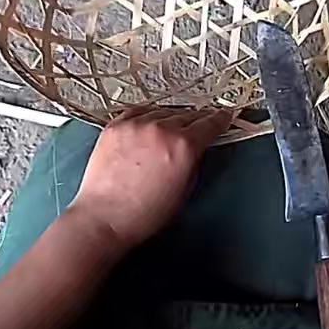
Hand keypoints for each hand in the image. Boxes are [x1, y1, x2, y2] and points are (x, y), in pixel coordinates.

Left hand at [65, 105, 236, 251]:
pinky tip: (150, 124)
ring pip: (164, 110)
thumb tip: (199, 146)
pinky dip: (149, 116)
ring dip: (172, 118)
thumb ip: (195, 160)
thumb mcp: (186, 188)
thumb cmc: (145, 213)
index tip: (223, 117)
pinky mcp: (116, 125)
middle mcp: (161, 129)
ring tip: (171, 130)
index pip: (210, 122)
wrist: (105, 218)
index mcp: (184, 146)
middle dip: (197, 121)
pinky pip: (139, 111)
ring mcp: (136, 124)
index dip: (220, 119)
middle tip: (199, 127)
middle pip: (188, 114)